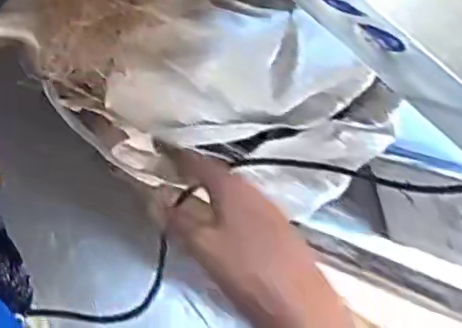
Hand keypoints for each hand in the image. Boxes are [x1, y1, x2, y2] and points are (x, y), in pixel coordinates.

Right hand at [162, 153, 352, 327]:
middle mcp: (253, 189)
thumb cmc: (250, 271)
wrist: (309, 315)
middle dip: (193, 173)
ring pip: (233, 192)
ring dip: (212, 192)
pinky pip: (247, 208)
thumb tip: (152, 197)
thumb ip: (175, 220)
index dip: (174, 154)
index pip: (196, 159)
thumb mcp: (204, 246)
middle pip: (217, 173)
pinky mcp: (284, 234)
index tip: (155, 150)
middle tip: (171, 175)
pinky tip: (225, 224)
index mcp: (231, 184)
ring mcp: (272, 211)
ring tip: (193, 199)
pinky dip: (229, 208)